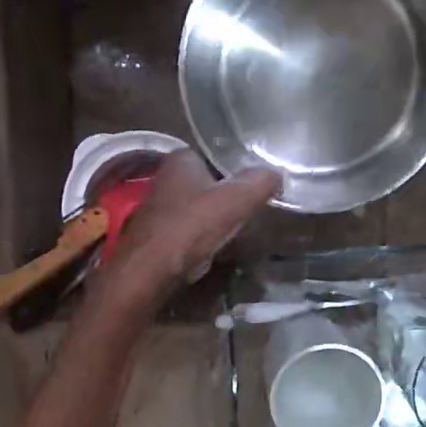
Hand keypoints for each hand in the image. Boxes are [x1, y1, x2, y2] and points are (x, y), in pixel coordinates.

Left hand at [90, 151, 279, 313]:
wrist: (148, 271)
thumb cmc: (191, 226)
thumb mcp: (236, 199)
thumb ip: (260, 183)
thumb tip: (276, 174)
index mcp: (181, 160)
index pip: (214, 155)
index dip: (235, 169)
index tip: (254, 185)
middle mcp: (164, 179)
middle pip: (206, 184)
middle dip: (226, 197)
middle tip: (249, 210)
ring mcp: (157, 209)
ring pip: (196, 209)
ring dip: (213, 220)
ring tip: (235, 232)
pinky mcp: (155, 236)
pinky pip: (187, 232)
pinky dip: (200, 240)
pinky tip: (212, 250)